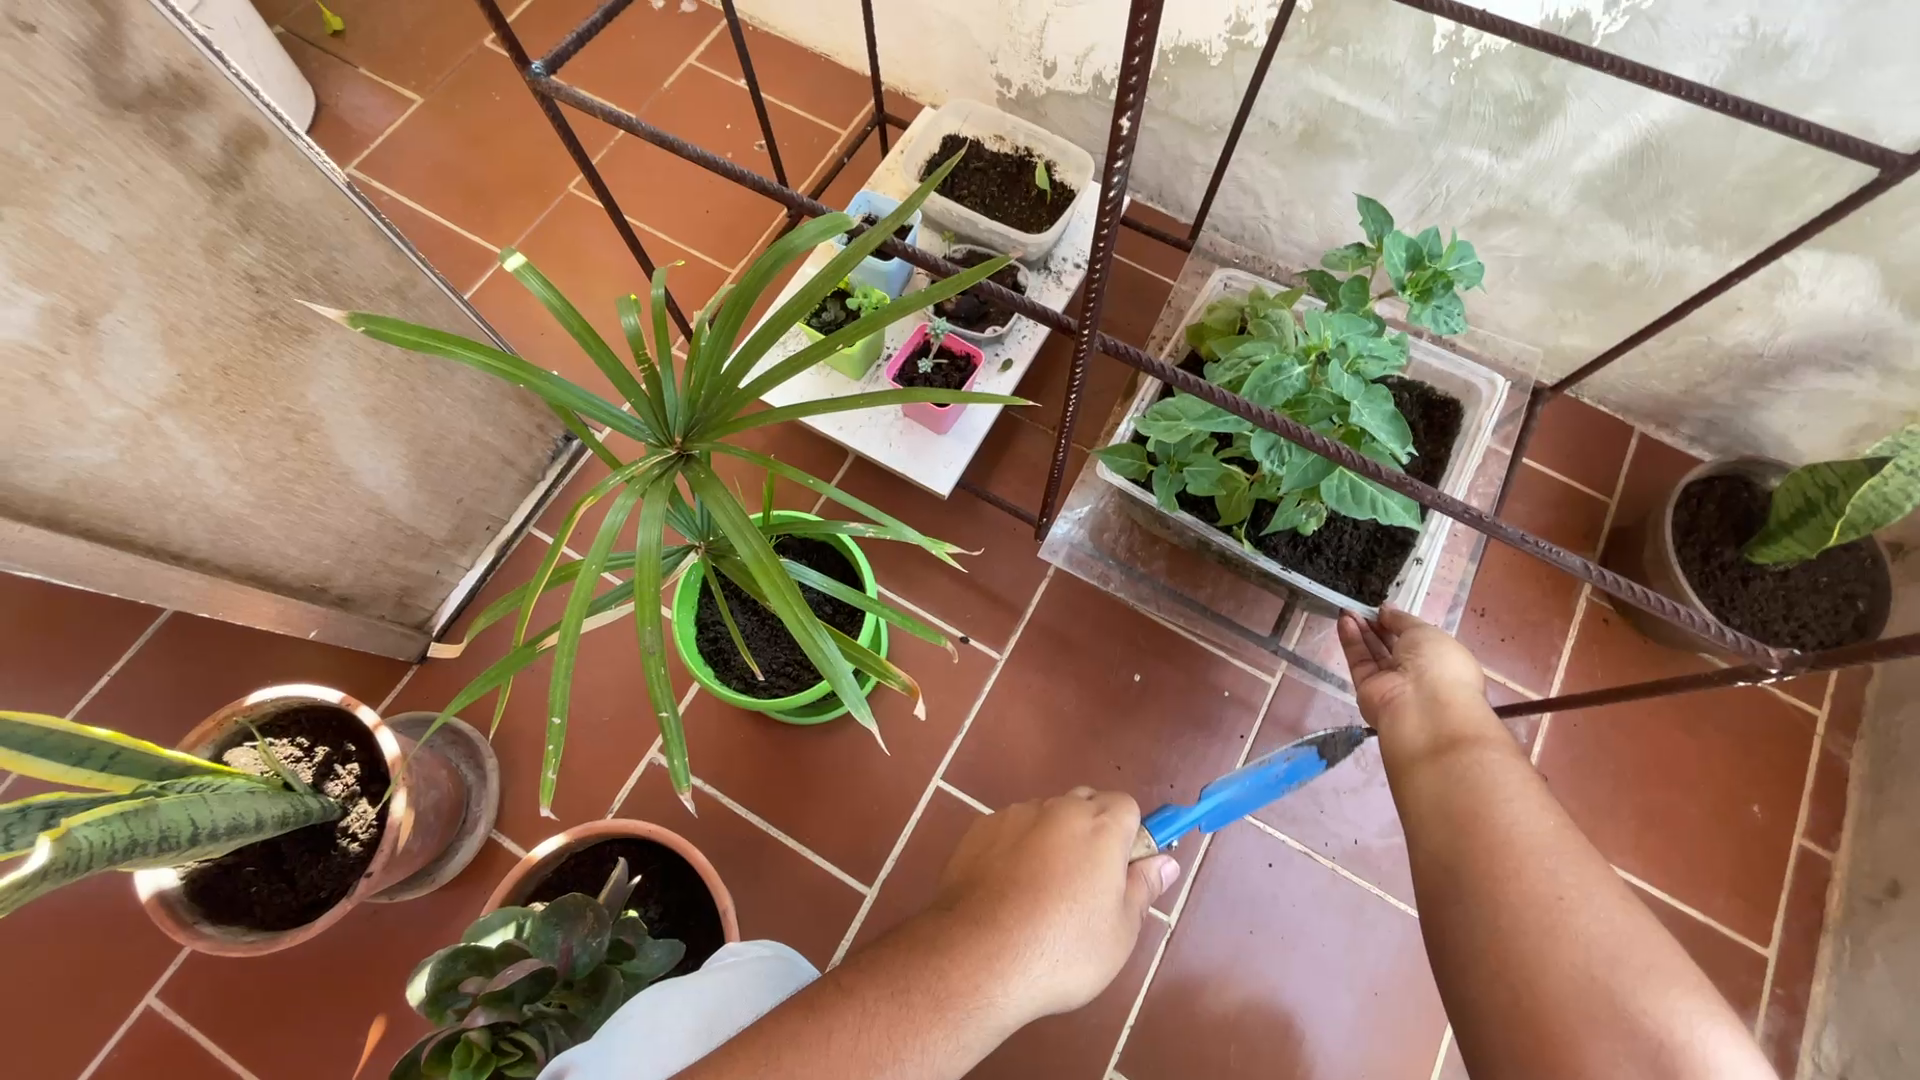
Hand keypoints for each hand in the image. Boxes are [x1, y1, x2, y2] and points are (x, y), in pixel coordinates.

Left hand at [928, 788, 1178, 1020]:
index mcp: (1100, 826)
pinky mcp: (980, 828)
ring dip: (1052, 838)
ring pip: (1045, 815)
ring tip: (1041, 892)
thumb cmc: (1063, 950)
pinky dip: (1016, 848)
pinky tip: (1008, 889)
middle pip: (1085, 803)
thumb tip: (1166, 862)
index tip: (1123, 870)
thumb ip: (1143, 888)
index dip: (1129, 834)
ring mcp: (1015, 814)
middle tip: (1087, 883)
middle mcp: (1058, 808)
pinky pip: (1010, 829)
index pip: (1126, 805)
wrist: (980, 955)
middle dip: (1092, 830)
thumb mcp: (1120, 932)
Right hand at [1338, 607, 1486, 732]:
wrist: (1423, 708)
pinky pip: (1359, 662)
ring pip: (1373, 653)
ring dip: (1361, 630)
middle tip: (1361, 606)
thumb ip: (1402, 620)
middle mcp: (1417, 674)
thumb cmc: (1438, 665)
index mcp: (1441, 661)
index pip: (1418, 640)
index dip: (1400, 623)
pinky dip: (1351, 642)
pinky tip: (1344, 621)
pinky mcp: (1368, 689)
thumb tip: (1386, 610)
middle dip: (1378, 625)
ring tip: (1347, 609)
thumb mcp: (1426, 632)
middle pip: (1392, 646)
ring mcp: (1391, 683)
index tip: (1384, 609)